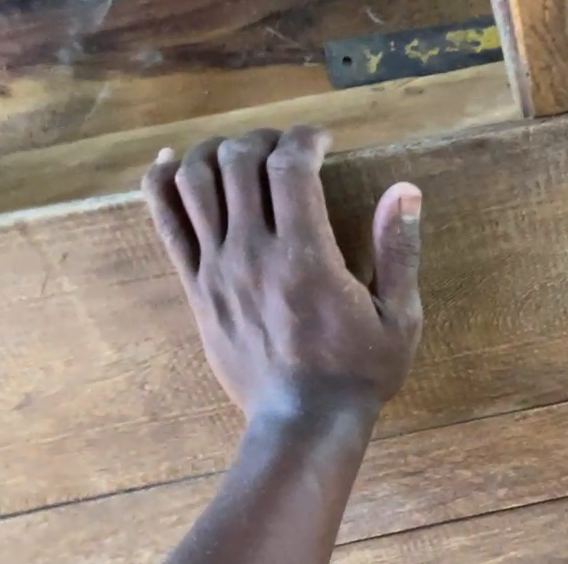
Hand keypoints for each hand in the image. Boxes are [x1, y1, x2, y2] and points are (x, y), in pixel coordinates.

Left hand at [142, 127, 423, 430]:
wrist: (305, 421)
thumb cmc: (359, 374)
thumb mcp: (400, 319)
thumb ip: (399, 253)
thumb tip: (405, 191)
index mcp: (307, 258)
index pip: (291, 167)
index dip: (305, 138)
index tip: (322, 138)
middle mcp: (254, 253)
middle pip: (240, 163)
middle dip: (264, 139)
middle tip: (287, 147)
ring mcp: (217, 269)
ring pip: (195, 180)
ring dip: (217, 151)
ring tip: (242, 154)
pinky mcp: (197, 287)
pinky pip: (165, 221)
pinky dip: (162, 181)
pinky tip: (170, 162)